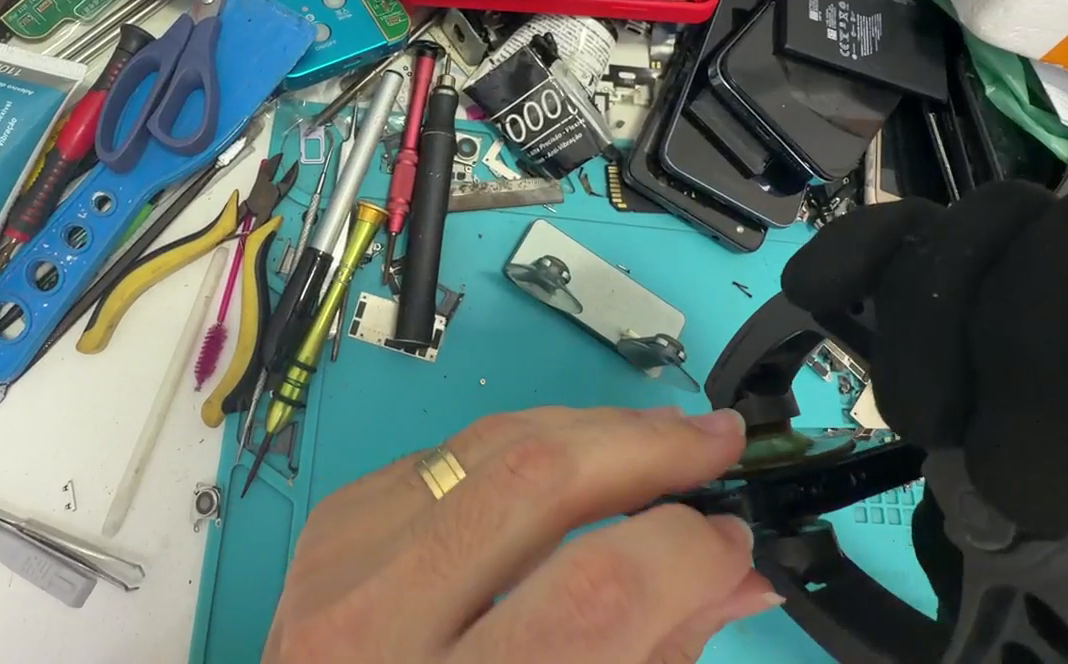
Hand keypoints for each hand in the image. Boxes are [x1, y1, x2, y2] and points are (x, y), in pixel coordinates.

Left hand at [265, 406, 782, 663]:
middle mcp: (379, 627)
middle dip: (642, 448)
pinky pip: (446, 454)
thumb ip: (653, 658)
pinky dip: (519, 445)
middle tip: (714, 436)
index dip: (686, 552)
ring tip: (657, 430)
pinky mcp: (332, 523)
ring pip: (489, 444)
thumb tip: (735, 569)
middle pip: (533, 483)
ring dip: (587, 427)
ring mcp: (341, 562)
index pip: (595, 594)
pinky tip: (568, 453)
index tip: (732, 535)